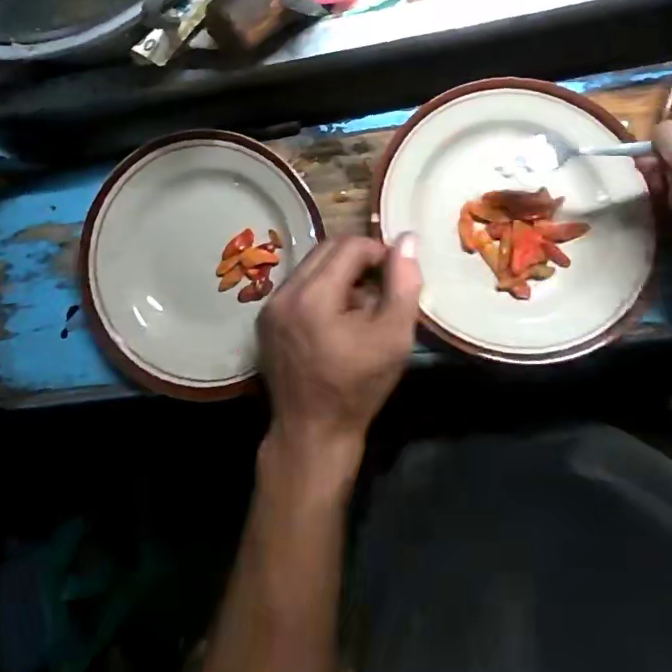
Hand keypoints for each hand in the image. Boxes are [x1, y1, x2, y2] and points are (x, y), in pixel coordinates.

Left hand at [256, 235, 421, 457]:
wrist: (312, 432)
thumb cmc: (358, 388)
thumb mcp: (394, 338)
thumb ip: (403, 285)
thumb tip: (407, 239)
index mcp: (312, 296)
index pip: (349, 246)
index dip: (379, 252)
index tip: (396, 275)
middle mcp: (284, 293)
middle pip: (326, 250)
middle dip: (358, 261)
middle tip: (381, 288)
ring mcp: (269, 306)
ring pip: (311, 267)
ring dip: (339, 275)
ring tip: (360, 308)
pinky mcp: (265, 319)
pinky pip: (298, 287)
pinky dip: (321, 291)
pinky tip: (336, 320)